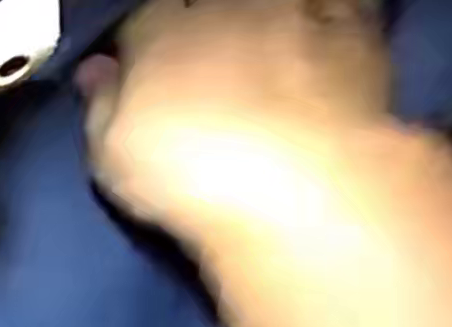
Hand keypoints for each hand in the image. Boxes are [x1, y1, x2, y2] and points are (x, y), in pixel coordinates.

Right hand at [77, 0, 394, 246]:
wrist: (293, 183)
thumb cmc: (181, 172)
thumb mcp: (110, 154)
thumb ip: (101, 105)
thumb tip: (94, 69)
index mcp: (164, 33)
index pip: (138, 20)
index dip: (129, 48)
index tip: (124, 75)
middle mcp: (230, 5)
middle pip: (202, 2)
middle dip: (189, 26)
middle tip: (181, 65)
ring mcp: (298, 8)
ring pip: (267, 2)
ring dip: (252, 20)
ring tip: (242, 50)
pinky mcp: (356, 26)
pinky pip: (331, 4)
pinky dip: (313, 16)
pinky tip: (302, 38)